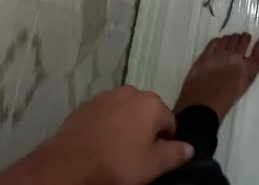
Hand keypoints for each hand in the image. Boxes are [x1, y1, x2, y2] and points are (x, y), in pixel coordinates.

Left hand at [8, 86, 195, 184]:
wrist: (70, 164)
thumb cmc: (116, 164)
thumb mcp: (151, 167)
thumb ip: (174, 154)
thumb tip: (189, 147)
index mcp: (151, 104)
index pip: (169, 122)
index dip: (165, 142)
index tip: (154, 158)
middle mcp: (131, 91)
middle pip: (147, 113)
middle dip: (145, 131)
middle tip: (135, 156)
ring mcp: (107, 95)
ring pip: (125, 111)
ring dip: (125, 126)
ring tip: (115, 150)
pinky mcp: (87, 104)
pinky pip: (105, 114)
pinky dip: (106, 125)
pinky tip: (99, 144)